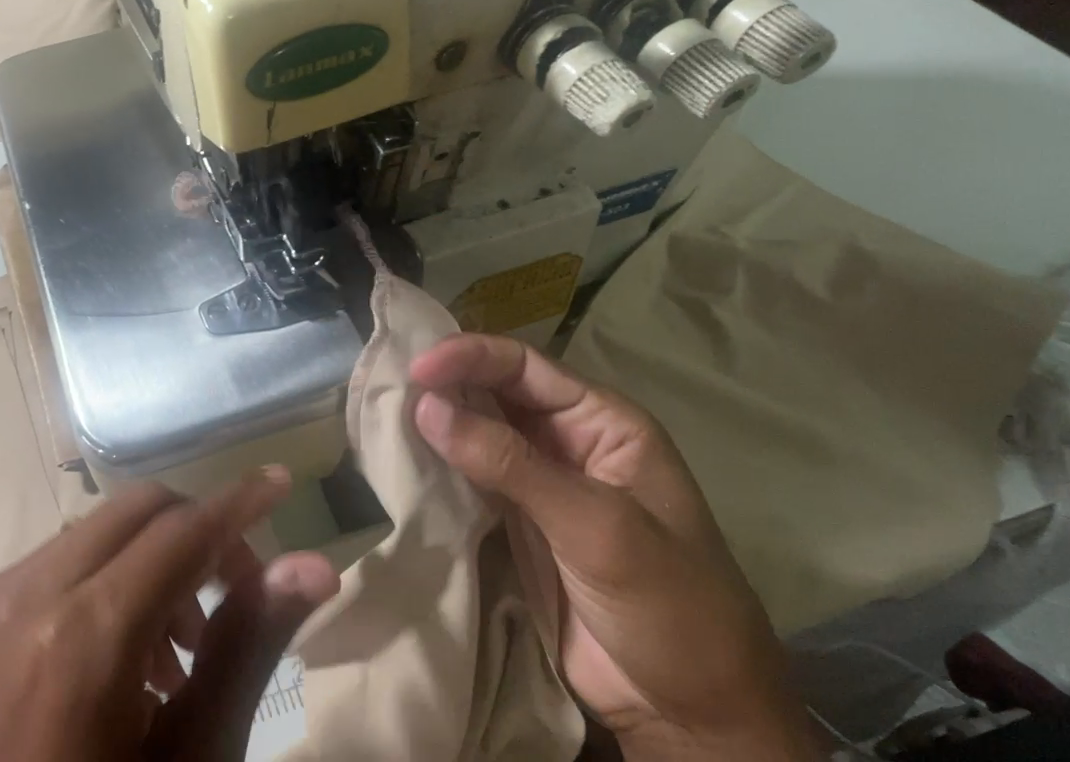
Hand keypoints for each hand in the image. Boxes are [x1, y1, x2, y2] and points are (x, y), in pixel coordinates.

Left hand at [0, 469, 339, 761]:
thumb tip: (311, 566)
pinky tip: (123, 656)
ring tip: (180, 651)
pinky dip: (105, 579)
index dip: (237, 504)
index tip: (280, 483)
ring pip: (95, 530)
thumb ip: (244, 650)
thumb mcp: (189, 758)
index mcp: (83, 634)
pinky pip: (55, 561)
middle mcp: (26, 592)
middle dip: (197, 532)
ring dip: (152, 560)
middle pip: (135, 509)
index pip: (179, 532)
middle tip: (237, 596)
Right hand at [410, 334, 824, 761]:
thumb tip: (427, 407)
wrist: (689, 712)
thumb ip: (512, 464)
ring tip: (380, 421)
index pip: (526, 369)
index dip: (470, 357)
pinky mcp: (515, 531)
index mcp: (605, 426)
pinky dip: (434, 474)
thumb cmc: (669, 605)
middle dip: (444, 388)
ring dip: (434, 430)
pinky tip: (399, 467)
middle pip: (495, 397)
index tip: (415, 369)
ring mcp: (539, 490)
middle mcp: (568, 446)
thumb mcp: (598, 526)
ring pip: (476, 440)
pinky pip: (467, 486)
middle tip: (386, 391)